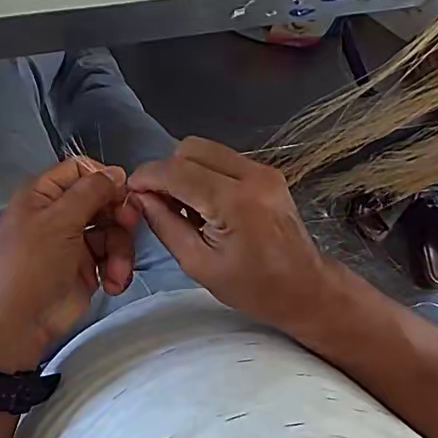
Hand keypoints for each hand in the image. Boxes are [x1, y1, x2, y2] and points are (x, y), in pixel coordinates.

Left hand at [0, 157, 137, 370]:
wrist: (20, 324)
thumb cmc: (30, 268)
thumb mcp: (58, 222)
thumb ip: (90, 191)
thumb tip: (116, 172)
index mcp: (43, 196)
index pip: (79, 170)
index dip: (103, 177)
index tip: (123, 191)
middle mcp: (59, 215)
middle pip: (103, 200)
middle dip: (119, 215)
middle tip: (129, 225)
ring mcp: (75, 242)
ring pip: (114, 230)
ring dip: (121, 250)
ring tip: (115, 272)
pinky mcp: (88, 267)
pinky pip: (114, 256)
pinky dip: (117, 269)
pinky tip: (112, 283)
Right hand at [130, 137, 345, 331]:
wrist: (306, 288)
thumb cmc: (254, 287)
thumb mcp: (199, 264)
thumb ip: (166, 225)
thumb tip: (141, 198)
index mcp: (233, 201)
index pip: (176, 171)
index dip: (147, 177)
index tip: (131, 192)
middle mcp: (251, 175)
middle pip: (191, 149)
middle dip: (167, 171)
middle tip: (159, 203)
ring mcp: (263, 171)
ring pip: (207, 150)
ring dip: (186, 172)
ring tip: (184, 208)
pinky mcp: (268, 174)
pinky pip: (224, 160)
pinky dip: (206, 174)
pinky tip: (206, 205)